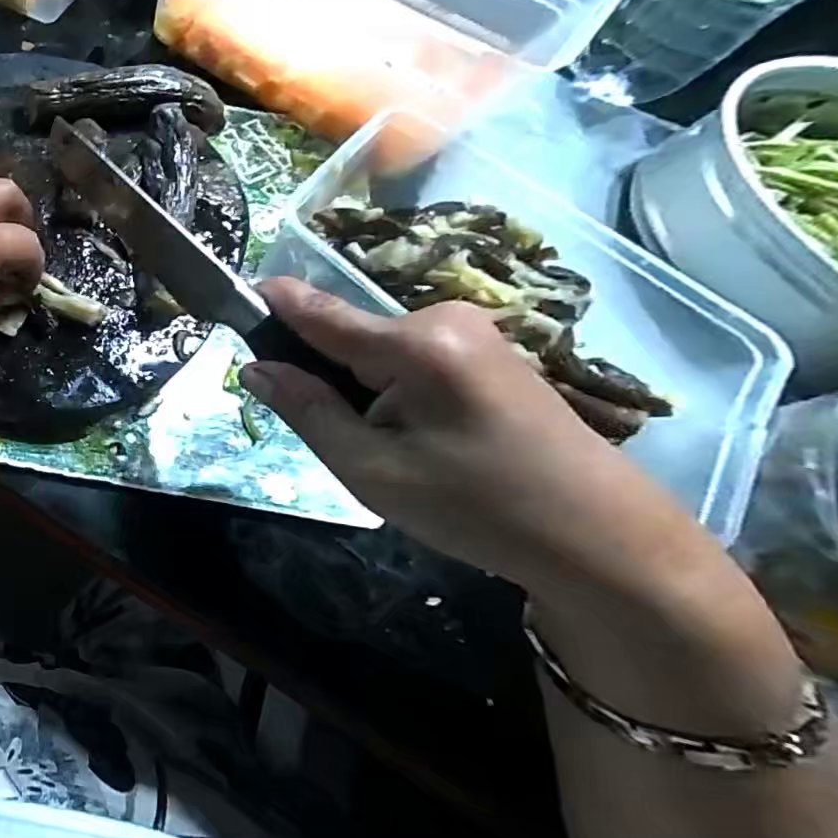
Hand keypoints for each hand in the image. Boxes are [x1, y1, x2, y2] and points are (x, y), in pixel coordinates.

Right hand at [241, 278, 710, 599]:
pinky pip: (413, 356)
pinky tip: (417, 439)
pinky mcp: (489, 349)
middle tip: (330, 436)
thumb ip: (309, 412)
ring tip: (383, 451)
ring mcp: (472, 330)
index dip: (271, 304)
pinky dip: (393, 388)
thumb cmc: (478, 508)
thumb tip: (256, 368)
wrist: (603, 537)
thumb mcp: (374, 471)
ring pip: (380, 348)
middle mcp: (442, 317)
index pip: (319, 312)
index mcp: (414, 343)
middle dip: (323, 372)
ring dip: (361, 387)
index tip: (234, 300)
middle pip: (350, 333)